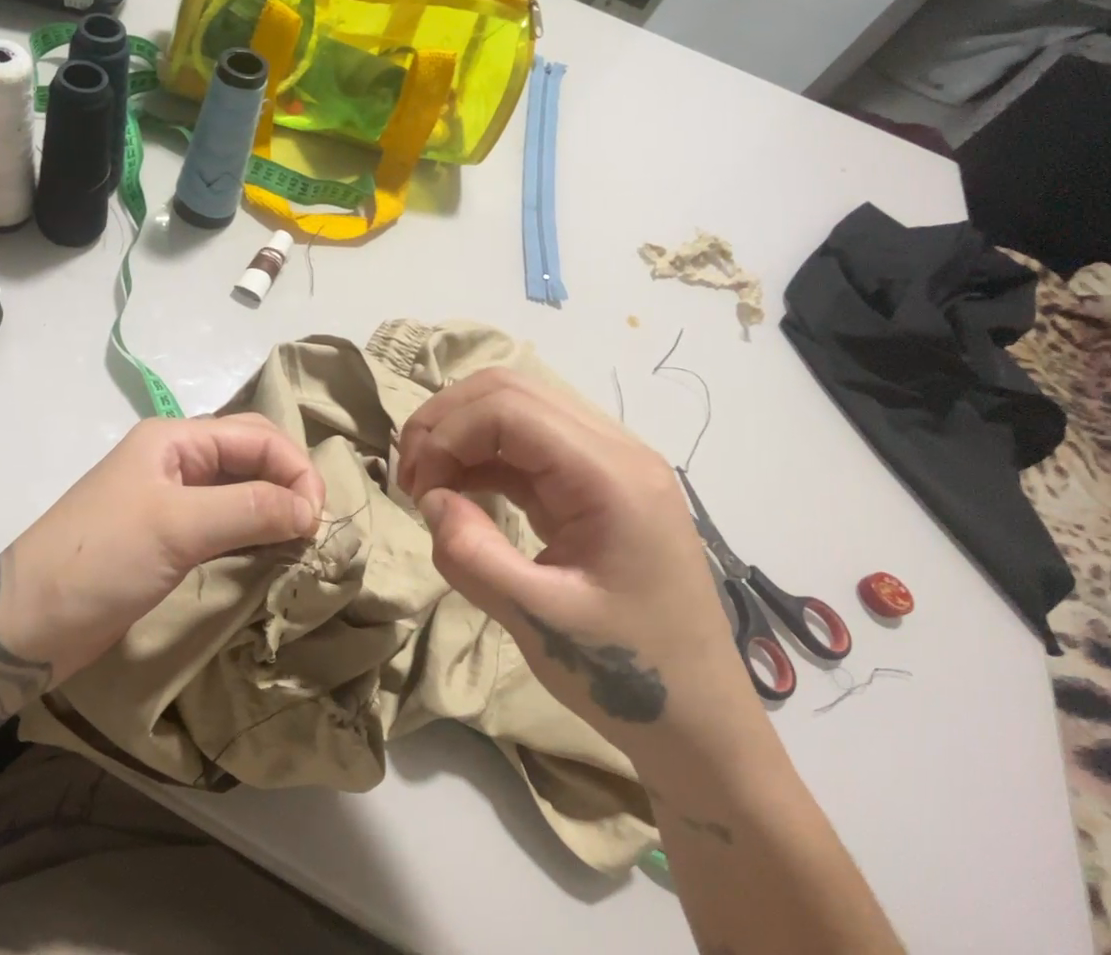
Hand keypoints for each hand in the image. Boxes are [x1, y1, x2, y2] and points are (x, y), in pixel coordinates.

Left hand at [0, 415, 324, 684]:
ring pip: (239, 493)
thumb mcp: (177, 526)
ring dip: (275, 511)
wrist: (31, 623)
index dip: (294, 469)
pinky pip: (224, 526)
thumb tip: (312, 509)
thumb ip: (249, 509)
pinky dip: (254, 535)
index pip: (255, 435)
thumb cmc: (100, 560)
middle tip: (315, 530)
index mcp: (172, 440)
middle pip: (250, 457)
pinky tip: (273, 555)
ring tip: (304, 544)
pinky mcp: (168, 542)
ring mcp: (169, 503)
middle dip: (289, 484)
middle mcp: (174, 463)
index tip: (318, 518)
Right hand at [395, 368, 773, 779]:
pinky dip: (481, 460)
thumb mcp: (538, 619)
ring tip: (427, 489)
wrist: (698, 719)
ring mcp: (609, 468)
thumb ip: (473, 554)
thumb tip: (429, 500)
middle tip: (411, 480)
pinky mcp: (594, 490)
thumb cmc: (626, 673)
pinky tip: (457, 497)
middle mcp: (616, 453)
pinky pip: (527, 448)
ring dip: (461, 437)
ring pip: (517, 411)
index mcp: (612, 477)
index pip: (509, 408)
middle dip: (446, 423)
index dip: (445, 435)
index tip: (414, 492)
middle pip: (512, 391)